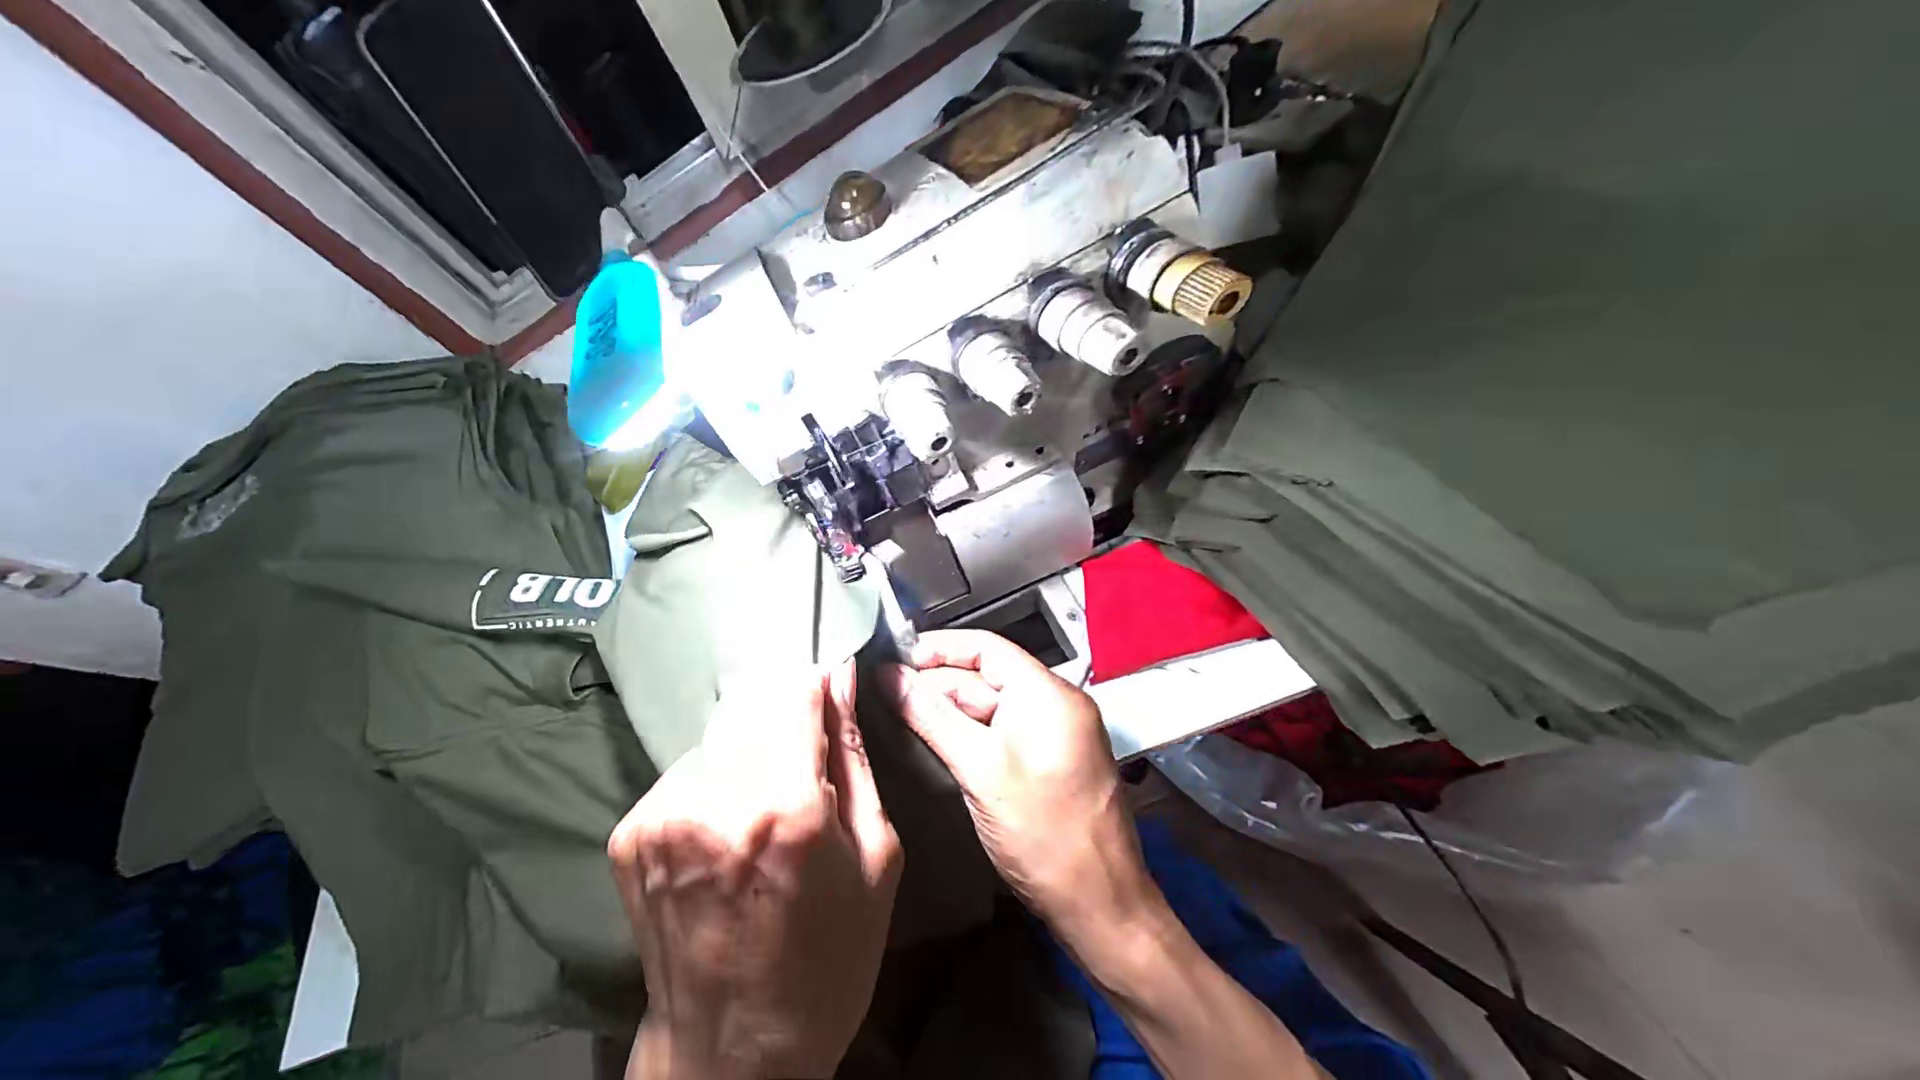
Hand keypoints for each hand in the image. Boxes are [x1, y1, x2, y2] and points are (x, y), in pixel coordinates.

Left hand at [607, 662, 902, 1079]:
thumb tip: (841, 677)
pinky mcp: (630, 835)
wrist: (734, 1051)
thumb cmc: (829, 957)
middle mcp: (715, 805)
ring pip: (720, 735)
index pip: (795, 691)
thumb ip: (853, 754)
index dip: (815, 689)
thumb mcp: (876, 856)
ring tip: (765, 813)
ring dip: (748, 754)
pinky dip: (714, 784)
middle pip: (754, 706)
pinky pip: (687, 772)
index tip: (826, 696)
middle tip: (802, 777)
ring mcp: (662, 819)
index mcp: (788, 812)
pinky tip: (727, 834)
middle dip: (784, 725)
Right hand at [879, 631, 1155, 946]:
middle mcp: (1058, 706)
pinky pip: (1004, 732)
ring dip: (950, 712)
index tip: (900, 657)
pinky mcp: (1050, 761)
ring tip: (906, 720)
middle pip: (986, 677)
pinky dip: (971, 734)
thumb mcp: (978, 770)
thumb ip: (931, 717)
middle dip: (938, 684)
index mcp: (1049, 695)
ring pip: (992, 707)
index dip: (939, 647)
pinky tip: (941, 744)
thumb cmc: (1050, 840)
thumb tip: (893, 679)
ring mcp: (1056, 735)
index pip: (987, 647)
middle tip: (891, 694)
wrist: (1097, 903)